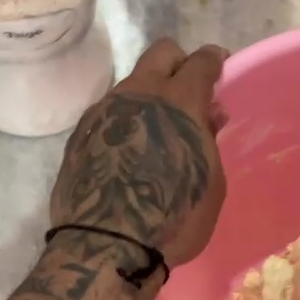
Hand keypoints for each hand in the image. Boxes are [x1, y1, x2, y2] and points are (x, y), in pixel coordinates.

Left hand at [50, 38, 229, 267]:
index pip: (200, 62)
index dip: (214, 62)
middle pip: (161, 53)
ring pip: (132, 84)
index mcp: (179, 101)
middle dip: (179, 65)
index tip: (219, 67)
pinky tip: (131, 153)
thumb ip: (209, 141)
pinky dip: (127, 122)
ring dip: (149, 97)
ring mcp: (104, 111)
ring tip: (157, 133)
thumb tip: (207, 116)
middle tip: (188, 94)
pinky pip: (111, 114)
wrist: (107, 246)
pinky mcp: (81, 134)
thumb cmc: (174, 219)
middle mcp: (138, 93)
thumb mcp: (211, 185)